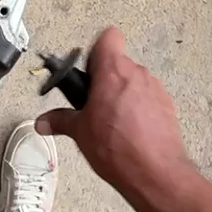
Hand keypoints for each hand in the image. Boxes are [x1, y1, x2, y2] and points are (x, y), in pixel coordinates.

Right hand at [36, 27, 194, 197]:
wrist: (155, 173)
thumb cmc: (118, 148)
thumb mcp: (80, 132)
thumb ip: (60, 121)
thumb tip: (44, 121)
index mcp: (113, 71)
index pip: (108, 38)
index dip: (95, 51)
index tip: (86, 70)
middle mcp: (137, 74)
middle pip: (118, 63)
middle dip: (105, 80)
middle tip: (93, 103)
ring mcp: (155, 89)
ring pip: (134, 82)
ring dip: (123, 95)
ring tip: (111, 122)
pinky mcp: (167, 107)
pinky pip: (148, 99)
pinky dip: (139, 109)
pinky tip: (129, 132)